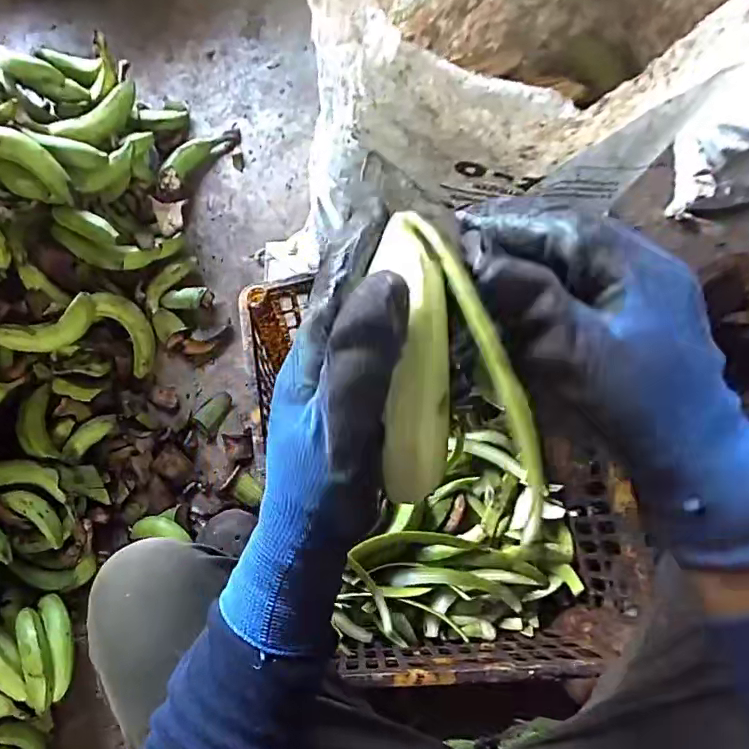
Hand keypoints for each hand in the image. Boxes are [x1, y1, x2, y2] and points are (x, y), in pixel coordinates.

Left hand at [220, 203, 408, 656]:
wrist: (307, 534)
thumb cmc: (323, 486)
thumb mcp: (341, 425)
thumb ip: (361, 358)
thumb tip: (387, 280)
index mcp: (315, 348)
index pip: (344, 276)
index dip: (377, 241)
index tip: (420, 214)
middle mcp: (319, 352)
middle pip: (354, 290)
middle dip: (391, 258)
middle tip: (442, 236)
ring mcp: (331, 375)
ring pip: (366, 317)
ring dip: (397, 291)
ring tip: (440, 271)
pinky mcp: (346, 397)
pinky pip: (376, 349)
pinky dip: (401, 331)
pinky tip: (425, 332)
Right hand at [461, 199, 748, 569]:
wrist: (693, 457)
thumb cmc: (639, 402)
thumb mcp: (579, 349)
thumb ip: (531, 299)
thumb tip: (476, 256)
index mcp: (631, 260)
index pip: (555, 226)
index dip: (501, 226)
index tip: (451, 231)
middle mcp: (632, 267)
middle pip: (557, 245)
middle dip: (505, 250)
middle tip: (452, 259)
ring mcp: (630, 297)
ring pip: (561, 272)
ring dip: (517, 276)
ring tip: (471, 284)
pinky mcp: (621, 326)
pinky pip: (569, 301)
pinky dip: (533, 304)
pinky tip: (505, 315)